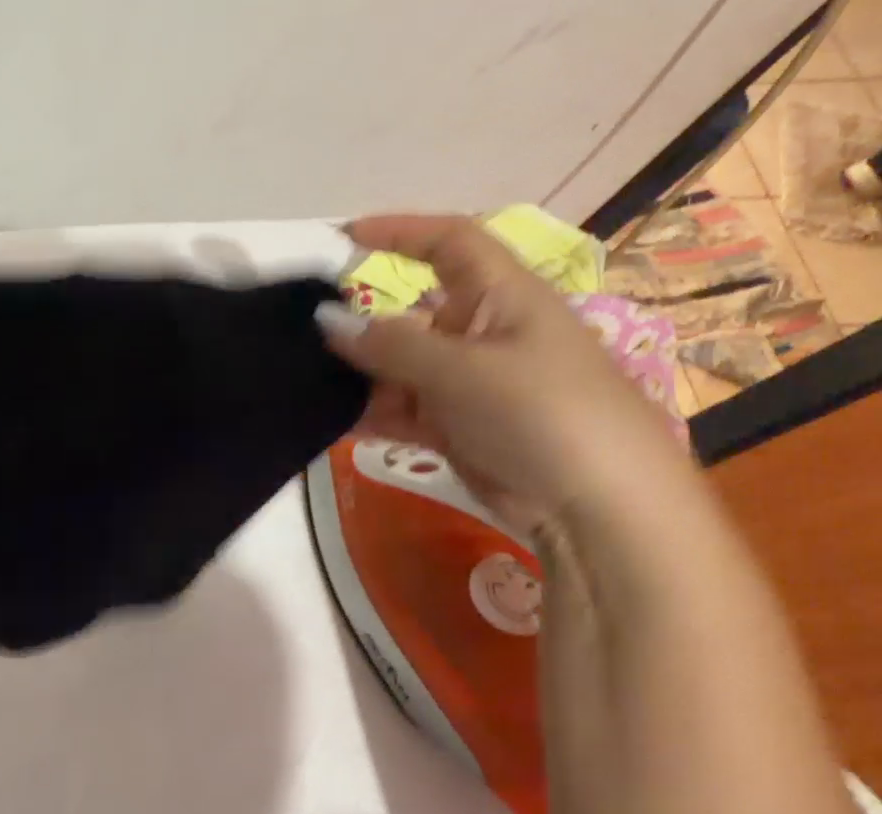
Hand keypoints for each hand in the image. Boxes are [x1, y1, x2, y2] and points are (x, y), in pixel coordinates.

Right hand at [315, 215, 685, 531]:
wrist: (594, 503)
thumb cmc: (542, 413)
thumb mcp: (462, 371)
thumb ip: (390, 345)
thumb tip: (326, 320)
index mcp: (502, 297)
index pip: (450, 242)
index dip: (400, 232)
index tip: (340, 238)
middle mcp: (481, 333)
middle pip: (409, 313)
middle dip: (359, 323)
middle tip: (297, 337)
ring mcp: (466, 384)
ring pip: (396, 368)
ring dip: (357, 377)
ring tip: (303, 386)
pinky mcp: (454, 427)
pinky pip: (399, 410)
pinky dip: (367, 414)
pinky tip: (328, 422)